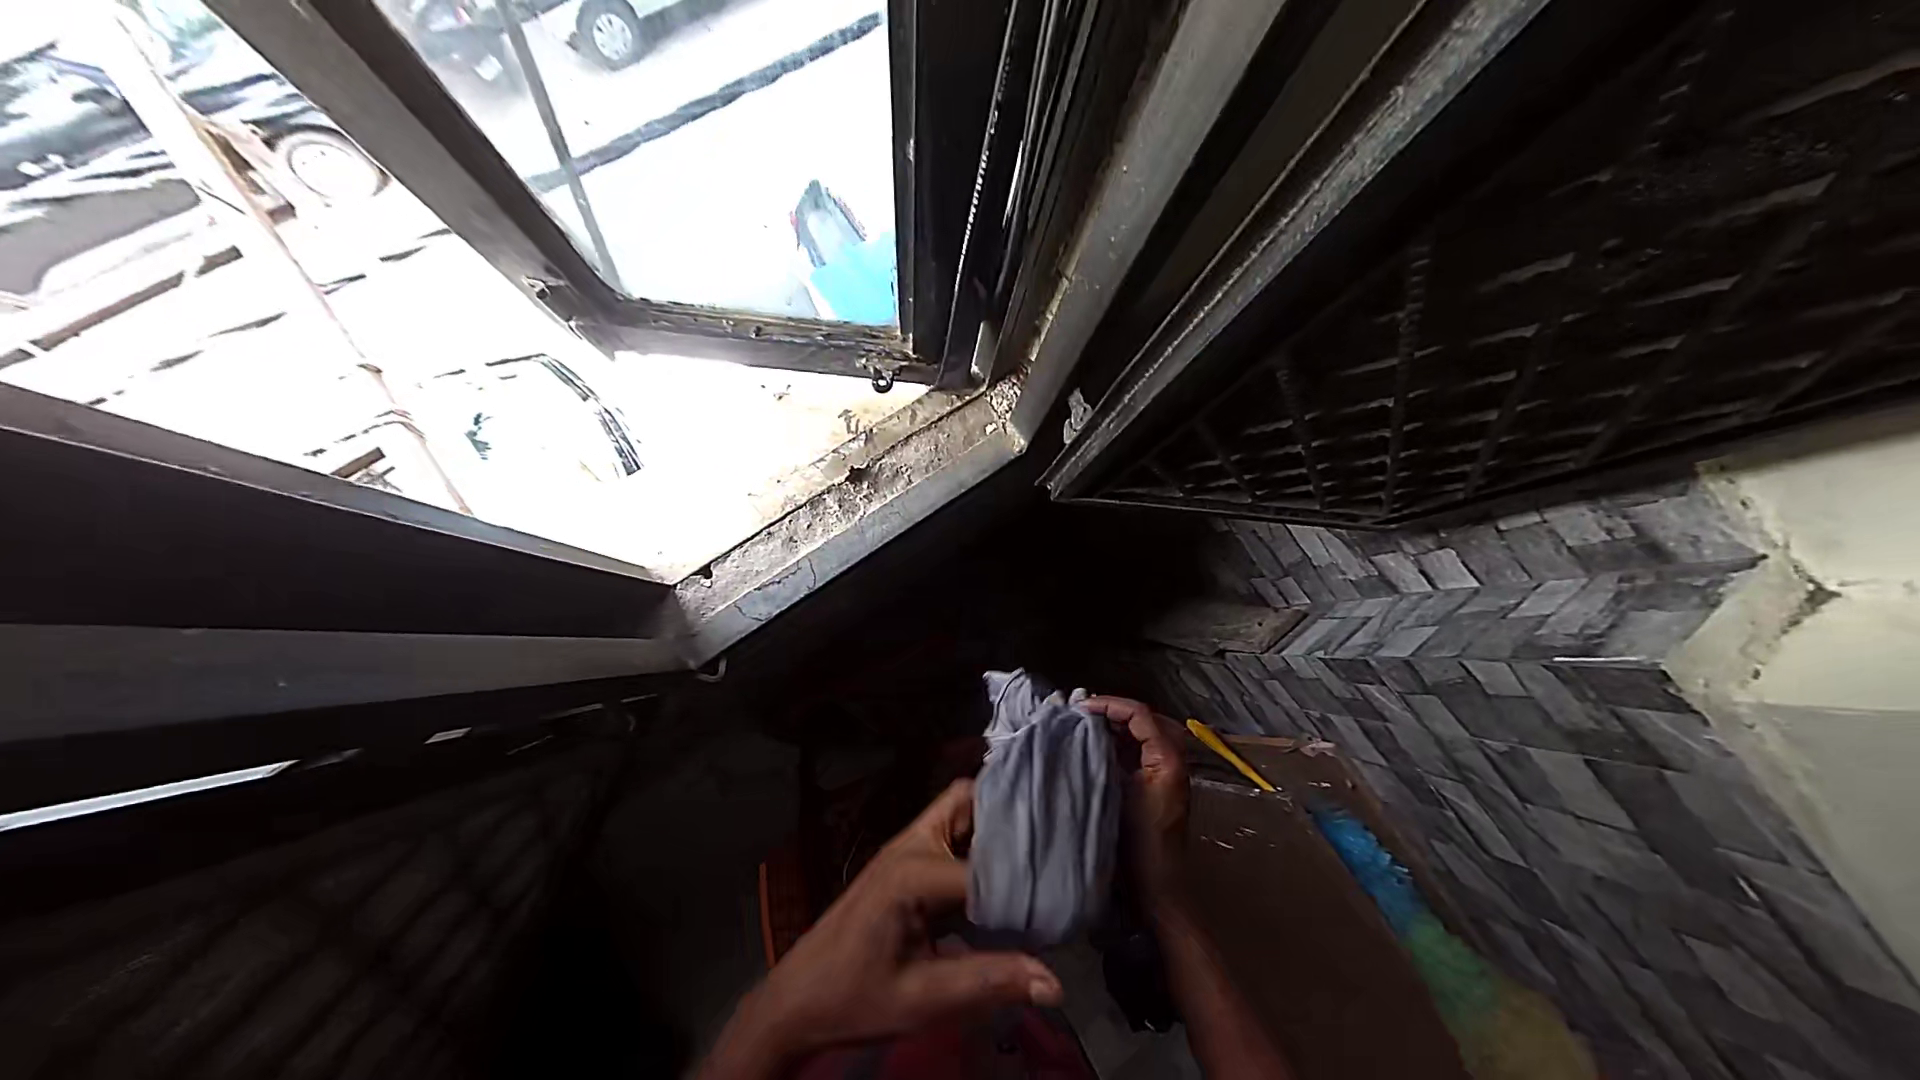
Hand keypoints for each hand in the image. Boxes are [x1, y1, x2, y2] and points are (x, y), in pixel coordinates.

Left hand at [699, 780, 1063, 1079]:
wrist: (797, 1000)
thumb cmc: (854, 997)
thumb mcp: (922, 999)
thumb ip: (989, 982)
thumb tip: (1054, 983)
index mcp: (914, 871)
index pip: (986, 863)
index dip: (1025, 874)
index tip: (1063, 885)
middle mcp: (911, 845)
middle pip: (967, 800)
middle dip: (1009, 811)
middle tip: (1055, 832)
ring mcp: (904, 849)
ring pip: (958, 811)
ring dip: (994, 822)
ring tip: (1038, 844)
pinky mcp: (903, 862)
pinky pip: (949, 834)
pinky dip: (978, 841)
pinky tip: (1004, 869)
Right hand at [1083, 696, 1189, 898]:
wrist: (1157, 888)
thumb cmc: (1136, 844)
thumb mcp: (1115, 793)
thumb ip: (1104, 757)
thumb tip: (1084, 729)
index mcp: (1167, 759)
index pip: (1139, 713)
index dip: (1108, 705)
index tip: (1080, 709)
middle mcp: (1174, 761)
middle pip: (1146, 719)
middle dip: (1114, 712)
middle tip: (1084, 715)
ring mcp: (1169, 774)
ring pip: (1145, 734)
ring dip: (1118, 727)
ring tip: (1088, 728)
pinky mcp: (1160, 787)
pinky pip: (1143, 752)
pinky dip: (1122, 744)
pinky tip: (1098, 750)